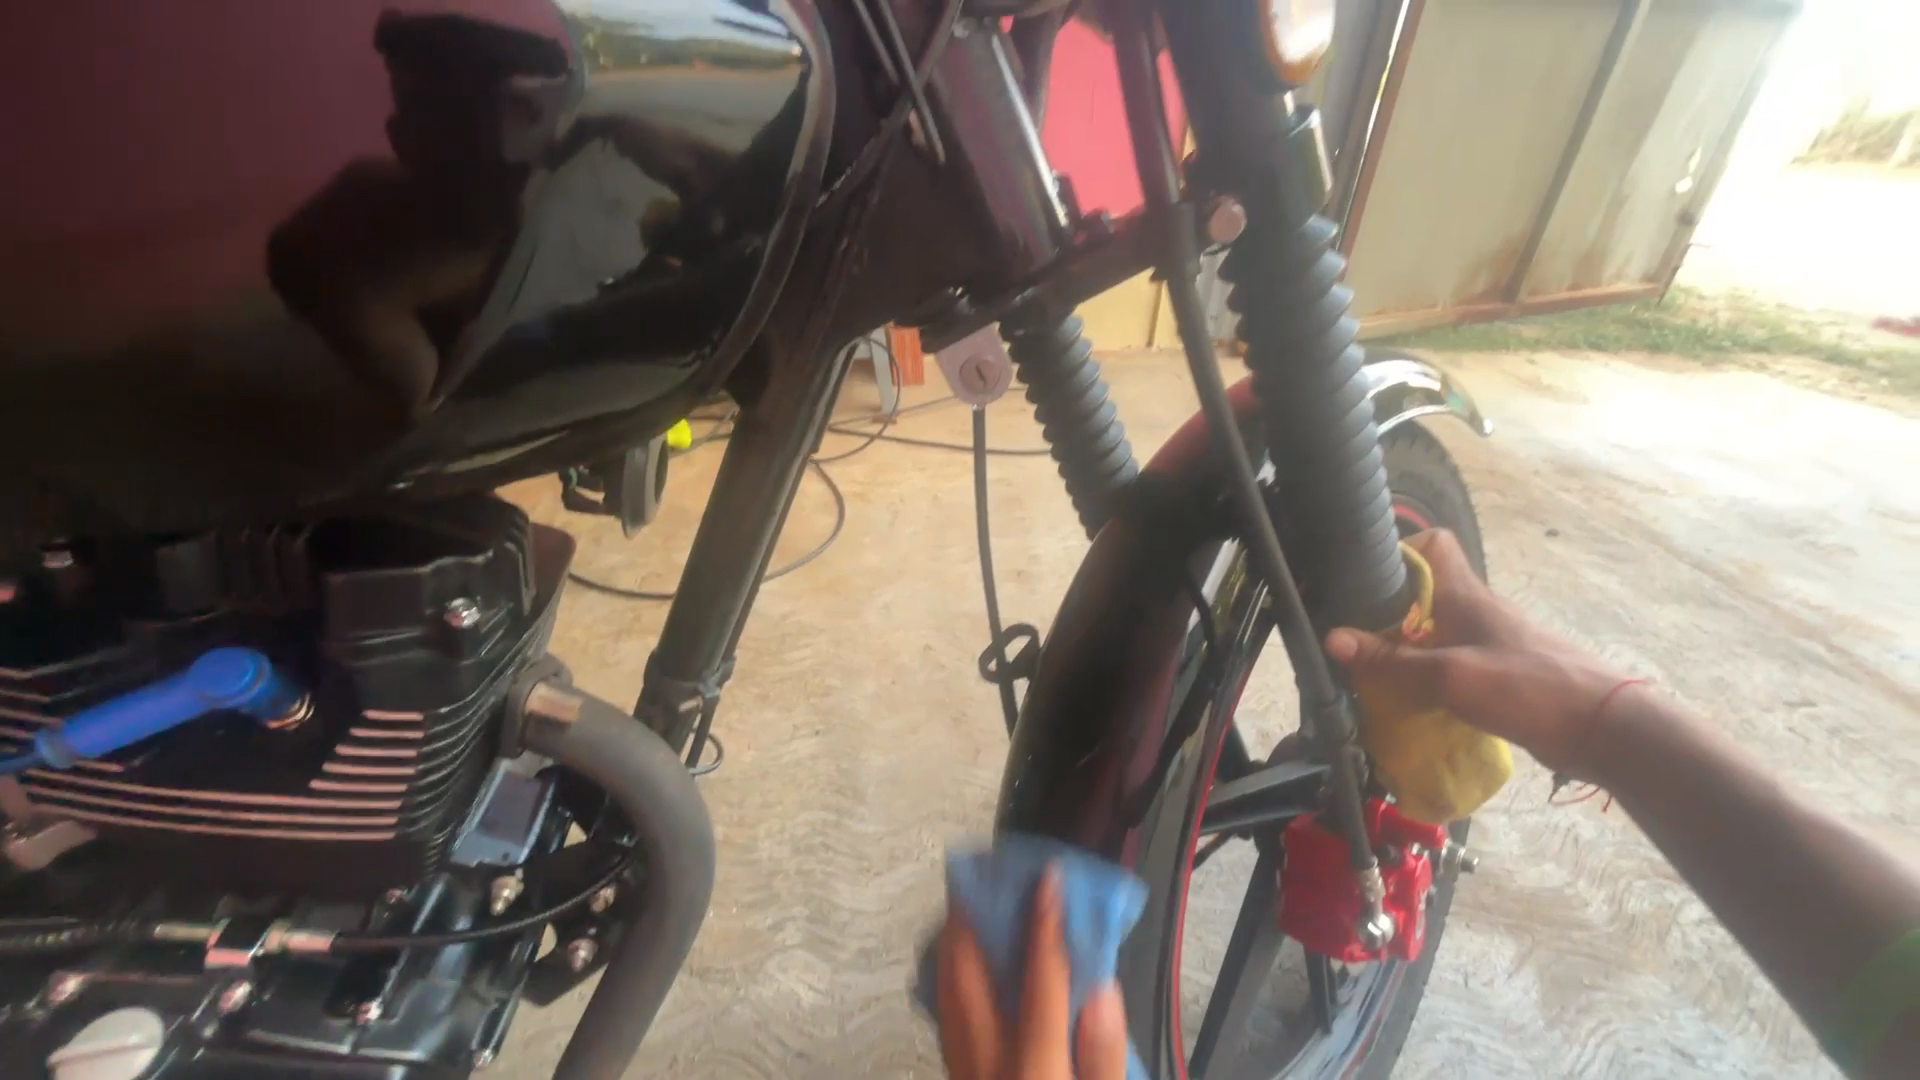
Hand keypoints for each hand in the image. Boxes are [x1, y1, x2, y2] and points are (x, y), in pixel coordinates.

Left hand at [936, 865, 1130, 1079]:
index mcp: (1032, 1068)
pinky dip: (951, 970)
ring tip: (972, 899)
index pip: (1040, 979)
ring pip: (946, 987)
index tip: (1050, 874)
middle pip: (967, 971)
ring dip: (957, 937)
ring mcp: (962, 1068)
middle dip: (974, 913)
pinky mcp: (955, 1074)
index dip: (1046, 920)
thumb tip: (1104, 992)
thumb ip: (1105, 1055)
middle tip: (988, 870)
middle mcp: (986, 1061)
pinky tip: (963, 957)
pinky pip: (945, 1008)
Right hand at [1324, 529, 1631, 777]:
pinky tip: (1411, 696)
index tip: (1366, 574)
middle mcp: (1475, 609)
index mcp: (1464, 594)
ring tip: (1372, 667)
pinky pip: (1449, 660)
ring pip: (1434, 629)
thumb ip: (1388, 661)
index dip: (1400, 549)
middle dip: (1386, 608)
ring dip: (1405, 645)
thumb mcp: (1447, 675)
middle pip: (1423, 591)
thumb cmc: (1526, 687)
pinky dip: (1427, 672)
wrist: (1605, 731)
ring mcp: (1490, 640)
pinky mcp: (1500, 671)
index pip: (1434, 544)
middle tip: (1352, 631)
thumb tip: (1331, 639)